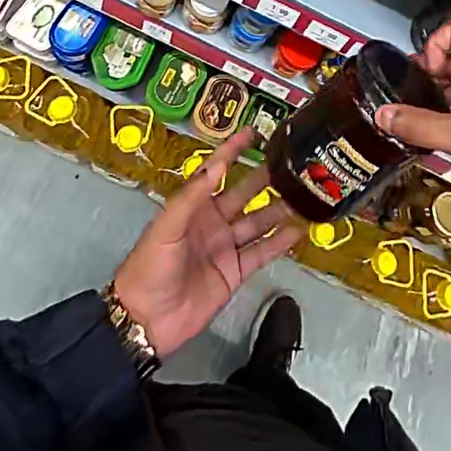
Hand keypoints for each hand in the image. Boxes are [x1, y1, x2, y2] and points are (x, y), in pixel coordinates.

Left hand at [113, 130, 303, 358]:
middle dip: (265, 179)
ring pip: (258, 222)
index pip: (217, 171)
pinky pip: (261, 253)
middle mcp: (213, 222)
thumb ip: (192, 195)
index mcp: (194, 206)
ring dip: (278, 210)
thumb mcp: (167, 225)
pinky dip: (280, 243)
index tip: (251, 133)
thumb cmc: (151, 265)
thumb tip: (216, 163)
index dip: (233, 151)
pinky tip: (297, 231)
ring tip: (303, 196)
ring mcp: (226, 247)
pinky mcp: (236, 272)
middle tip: (290, 164)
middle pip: (244, 195)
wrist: (147, 317)